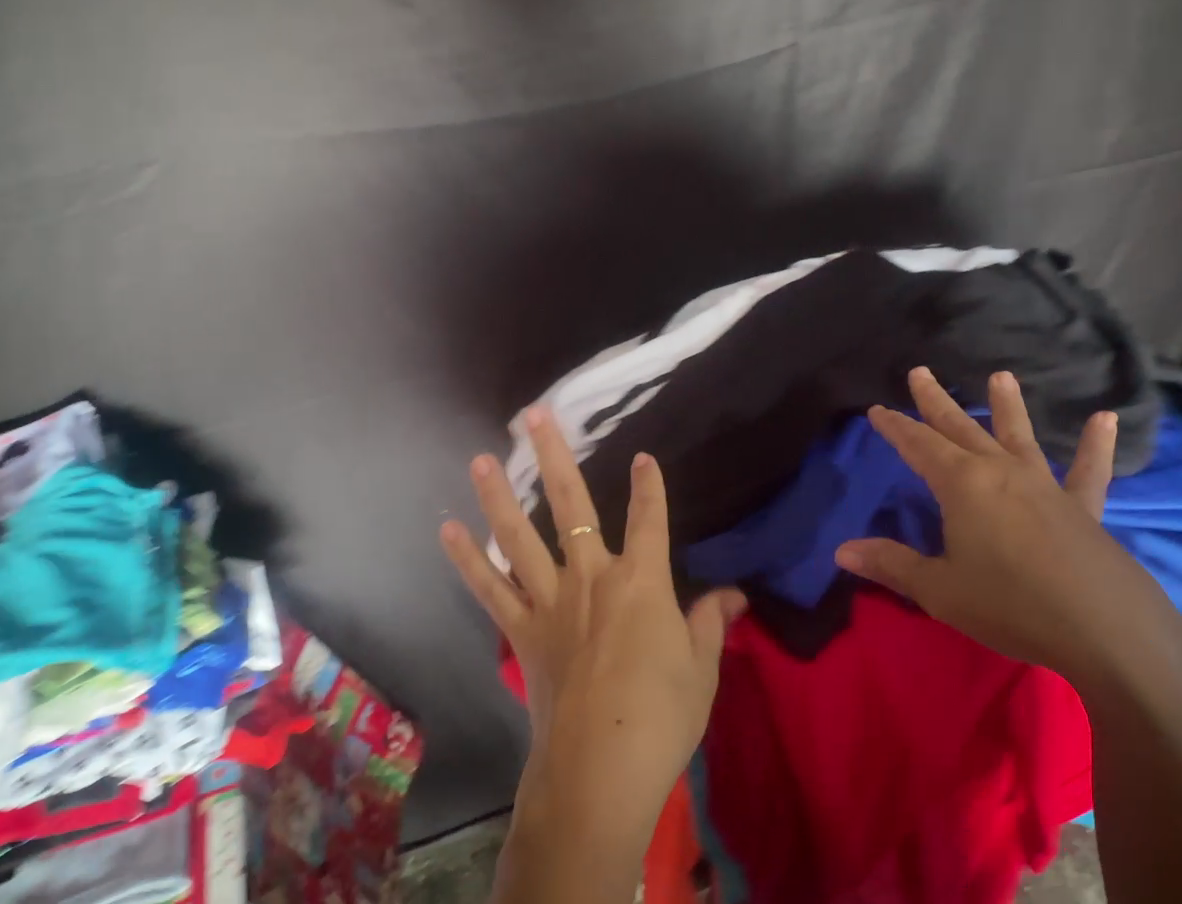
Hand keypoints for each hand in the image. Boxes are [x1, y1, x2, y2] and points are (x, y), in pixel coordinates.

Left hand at [440, 406, 744, 878]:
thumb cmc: (662, 716)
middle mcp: (592, 578)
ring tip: (479, 458)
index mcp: (642, 582)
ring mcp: (551, 602)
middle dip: (555, 457)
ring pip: (520, 537)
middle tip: (534, 416)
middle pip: (572, 507)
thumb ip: (710, 623)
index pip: (650, 521)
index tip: (644, 457)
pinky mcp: (522, 631)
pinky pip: (490, 588)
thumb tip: (733, 595)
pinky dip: (468, 559)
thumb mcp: (701, 669)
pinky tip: (448, 529)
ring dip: (499, 495)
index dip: (650, 487)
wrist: (601, 765)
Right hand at [835, 367, 1181, 688]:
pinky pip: (1088, 472)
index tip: (876, 410)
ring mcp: (1046, 487)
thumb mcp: (939, 589)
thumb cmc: (1010, 605)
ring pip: (1019, 437)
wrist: (1105, 631)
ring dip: (1007, 407)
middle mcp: (1002, 473)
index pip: (919, 446)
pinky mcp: (1083, 510)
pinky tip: (1105, 420)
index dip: (896, 428)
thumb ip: (892, 565)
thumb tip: (842, 551)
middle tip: (920, 372)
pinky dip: (1096, 446)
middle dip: (936, 403)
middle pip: (961, 429)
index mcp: (963, 485)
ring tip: (1001, 376)